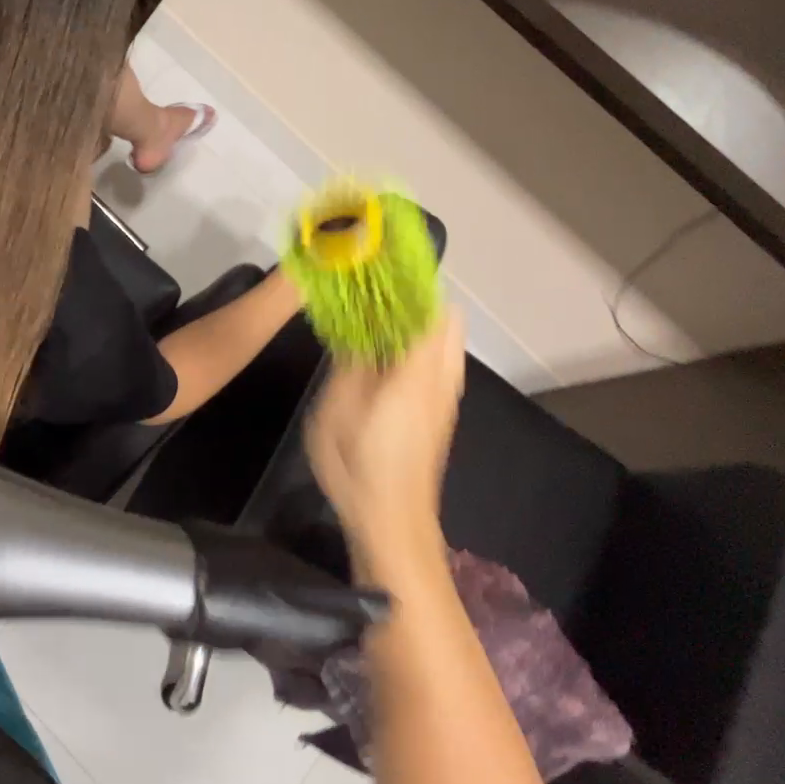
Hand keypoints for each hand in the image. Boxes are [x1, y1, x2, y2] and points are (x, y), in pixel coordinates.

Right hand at [306, 310, 464, 572]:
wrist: (392, 518)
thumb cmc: (359, 462)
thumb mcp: (338, 409)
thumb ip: (350, 364)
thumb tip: (357, 330)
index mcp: (417, 373)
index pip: (431, 312)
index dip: (413, 284)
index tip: (383, 265)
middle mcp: (440, 379)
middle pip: (445, 323)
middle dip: (417, 299)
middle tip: (373, 289)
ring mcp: (443, 398)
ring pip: (443, 344)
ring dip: (417, 324)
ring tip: (374, 314)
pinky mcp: (436, 414)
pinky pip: (435, 363)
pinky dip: (416, 346)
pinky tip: (381, 352)